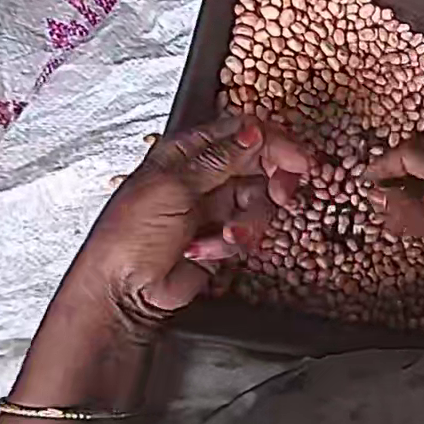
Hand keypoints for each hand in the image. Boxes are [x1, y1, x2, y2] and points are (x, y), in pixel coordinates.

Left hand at [57, 115, 310, 335]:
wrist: (123, 290)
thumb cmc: (132, 234)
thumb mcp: (175, 188)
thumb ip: (220, 159)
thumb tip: (254, 132)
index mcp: (189, 152)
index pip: (243, 134)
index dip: (275, 144)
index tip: (299, 161)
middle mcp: (208, 174)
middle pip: (262, 165)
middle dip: (273, 183)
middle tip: (281, 195)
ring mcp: (218, 204)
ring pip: (261, 201)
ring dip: (248, 221)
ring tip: (226, 236)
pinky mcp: (226, 233)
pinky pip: (250, 229)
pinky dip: (233, 241)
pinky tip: (205, 250)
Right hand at [365, 141, 423, 287]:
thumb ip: (407, 212)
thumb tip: (376, 194)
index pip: (411, 156)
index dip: (383, 166)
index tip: (362, 182)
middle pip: (419, 163)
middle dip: (394, 181)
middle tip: (373, 204)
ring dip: (407, 193)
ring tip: (388, 217)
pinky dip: (423, 200)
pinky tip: (409, 219)